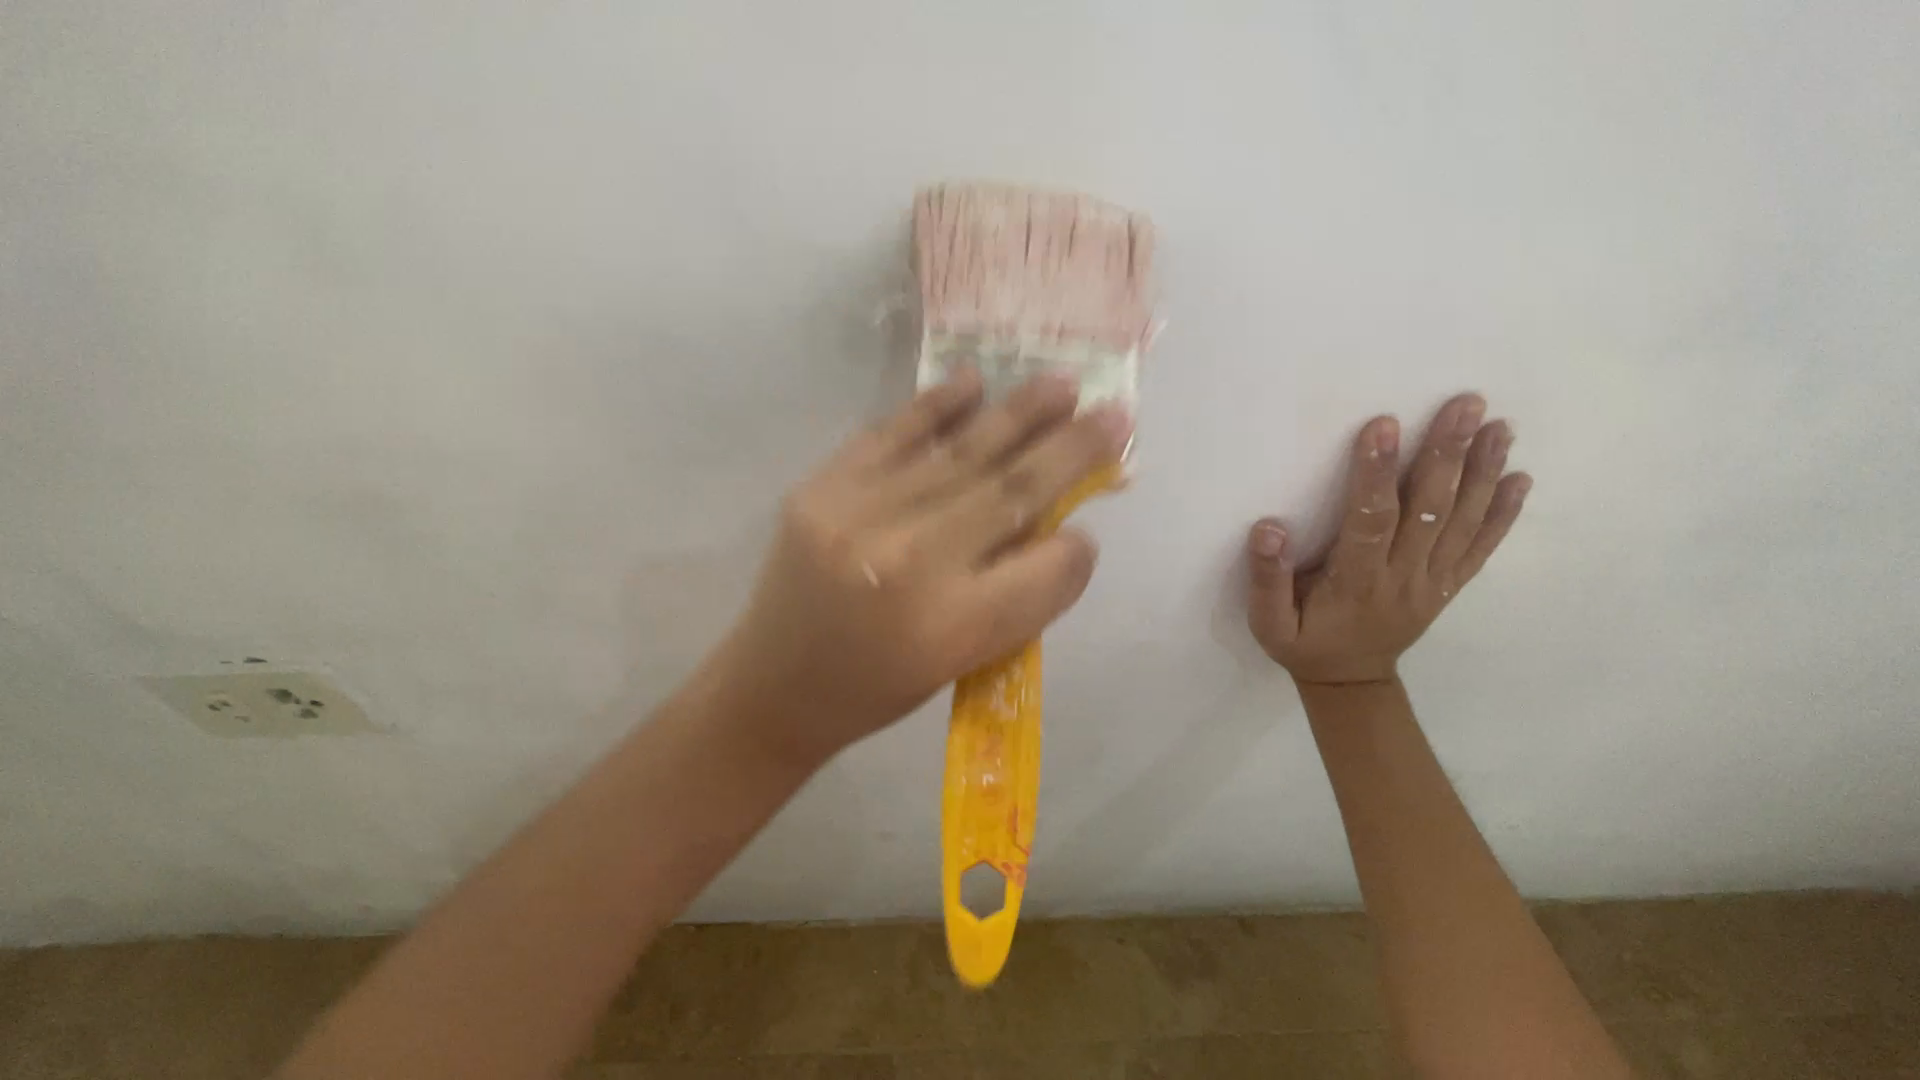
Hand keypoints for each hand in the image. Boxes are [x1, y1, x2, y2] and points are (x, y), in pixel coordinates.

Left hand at [716, 370, 1130, 760]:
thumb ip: (1014, 599)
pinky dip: (936, 407)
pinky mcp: (820, 490)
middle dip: (1070, 451)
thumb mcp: (960, 662)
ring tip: (1063, 386)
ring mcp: (859, 518)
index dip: (1075, 548)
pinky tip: (976, 382)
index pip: (1044, 570)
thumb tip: (1061, 530)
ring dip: (1018, 416)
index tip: (1088, 527)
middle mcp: (909, 565)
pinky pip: (891, 436)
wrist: (774, 686)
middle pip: (1010, 495)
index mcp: (951, 628)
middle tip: (1114, 416)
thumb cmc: (877, 689)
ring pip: (960, 455)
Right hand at [1245, 394, 1529, 685]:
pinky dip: (1503, 513)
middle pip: (1429, 510)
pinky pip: (1481, 547)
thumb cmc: (1305, 644)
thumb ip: (1267, 578)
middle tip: (1467, 404)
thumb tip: (1269, 527)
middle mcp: (1403, 577)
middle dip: (1447, 454)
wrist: (1352, 683)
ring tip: (1499, 425)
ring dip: (1482, 471)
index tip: (1385, 425)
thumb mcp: (1268, 624)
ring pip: (1462, 522)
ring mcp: (1432, 581)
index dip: (1376, 473)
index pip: (1370, 520)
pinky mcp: (1449, 584)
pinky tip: (1519, 476)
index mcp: (1356, 582)